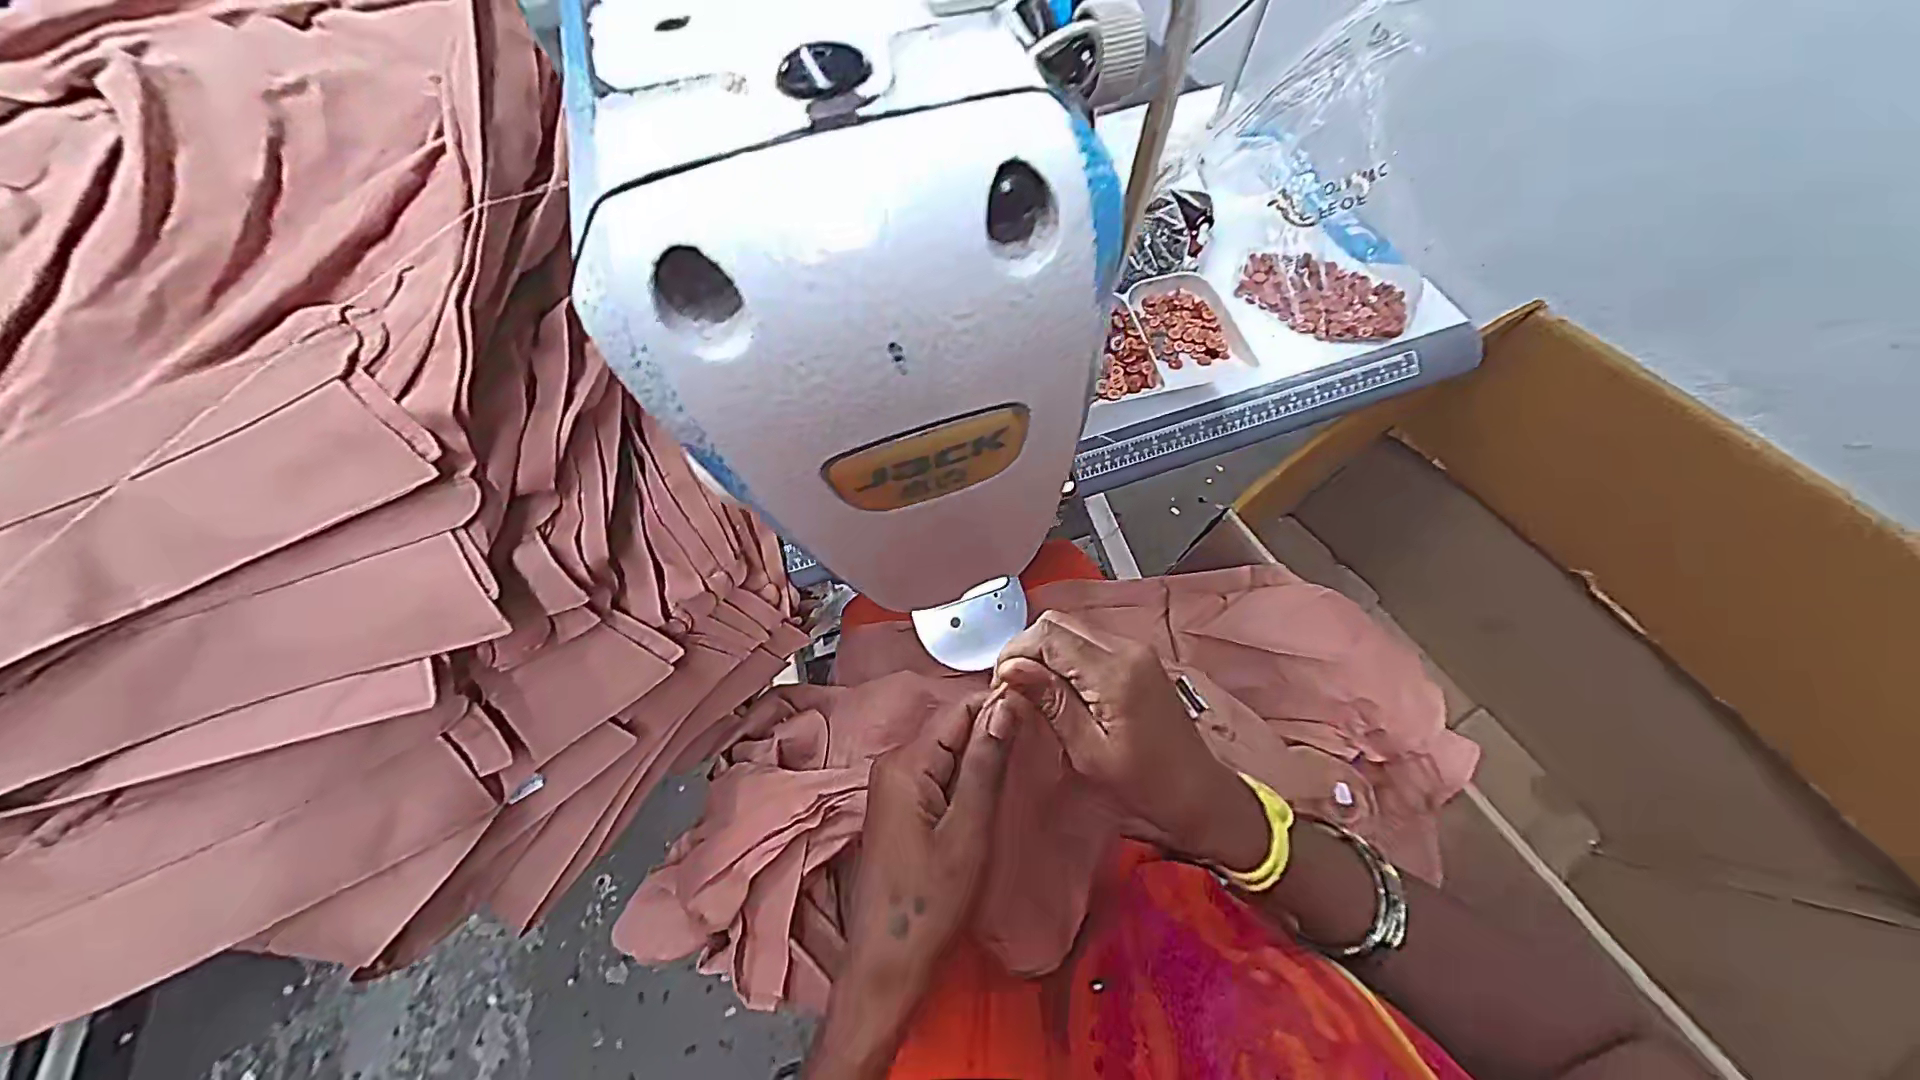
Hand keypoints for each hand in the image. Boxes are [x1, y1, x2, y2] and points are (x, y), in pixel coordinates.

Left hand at [807, 688, 1033, 1079]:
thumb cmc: (929, 904)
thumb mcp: (968, 831)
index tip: (1036, 710)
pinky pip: (938, 770)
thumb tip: (1004, 705)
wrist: (888, 963)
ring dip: (982, 751)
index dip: (998, 704)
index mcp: (905, 763)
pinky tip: (992, 786)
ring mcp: (893, 784)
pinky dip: (966, 773)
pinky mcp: (899, 804)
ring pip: (947, 748)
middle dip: (992, 728)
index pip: (958, 709)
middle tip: (1036, 739)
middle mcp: (893, 763)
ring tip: (1022, 760)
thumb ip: (985, 763)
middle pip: (951, 726)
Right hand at [995, 611, 1267, 873]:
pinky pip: (1088, 641)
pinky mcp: (1137, 658)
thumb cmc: (1147, 784)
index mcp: (1115, 673)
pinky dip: (1065, 656)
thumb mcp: (1088, 752)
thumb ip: (1050, 702)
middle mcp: (1127, 649)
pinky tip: (1060, 688)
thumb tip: (1011, 668)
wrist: (1200, 793)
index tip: (1004, 685)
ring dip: (1044, 652)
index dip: (1015, 654)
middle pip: (1057, 623)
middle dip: (1026, 649)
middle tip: (1014, 687)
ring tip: (1034, 690)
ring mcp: (1135, 650)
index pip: (1048, 635)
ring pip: (1071, 628)